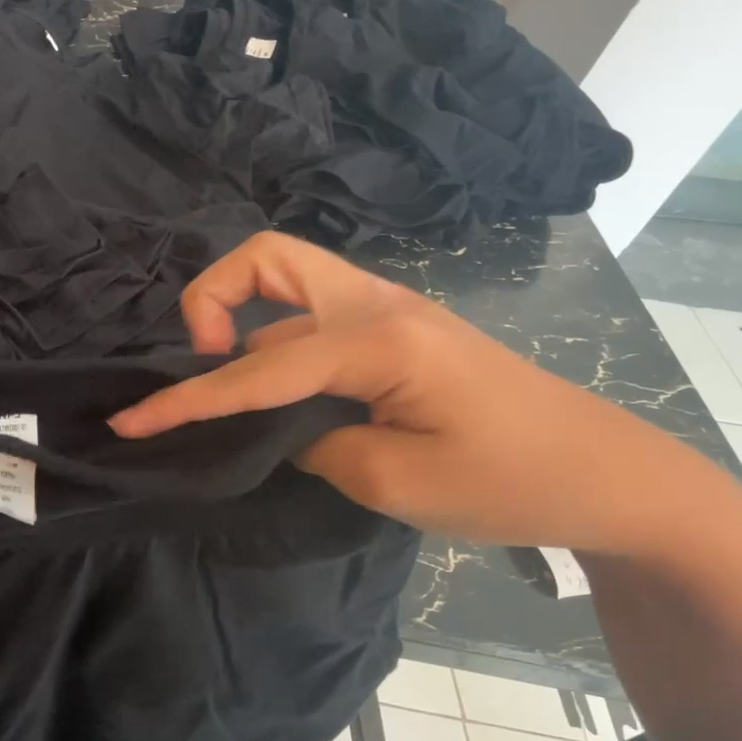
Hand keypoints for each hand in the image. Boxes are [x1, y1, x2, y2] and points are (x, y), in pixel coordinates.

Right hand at [108, 231, 719, 555]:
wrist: (613, 479)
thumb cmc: (510, 483)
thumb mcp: (391, 479)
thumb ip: (308, 442)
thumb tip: (275, 424)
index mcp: (377, 339)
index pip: (253, 370)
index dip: (184, 401)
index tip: (128, 423)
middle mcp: (377, 306)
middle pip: (269, 257)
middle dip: (211, 298)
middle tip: (200, 362)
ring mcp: (389, 315)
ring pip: (287, 286)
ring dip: (240, 321)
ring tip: (227, 389)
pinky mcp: (396, 336)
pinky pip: (311, 321)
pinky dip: (272, 347)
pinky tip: (274, 399)